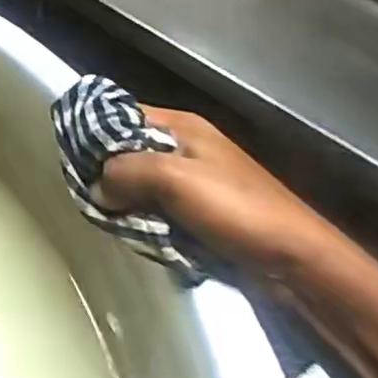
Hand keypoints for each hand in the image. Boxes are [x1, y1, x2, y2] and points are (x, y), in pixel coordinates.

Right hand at [96, 107, 342, 279]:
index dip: (93, 132)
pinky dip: (147, 222)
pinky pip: (157, 209)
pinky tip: (143, 236)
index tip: (74, 158)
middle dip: (109, 174)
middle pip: (125, 151)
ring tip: (120, 222)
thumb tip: (96, 188)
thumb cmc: (238, 208)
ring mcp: (192, 180)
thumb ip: (125, 172)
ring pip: (139, 184)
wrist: (302, 263)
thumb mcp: (174, 179)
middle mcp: (182, 145)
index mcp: (178, 125)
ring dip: (128, 203)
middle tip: (95, 197)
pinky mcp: (199, 212)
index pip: (118, 114)